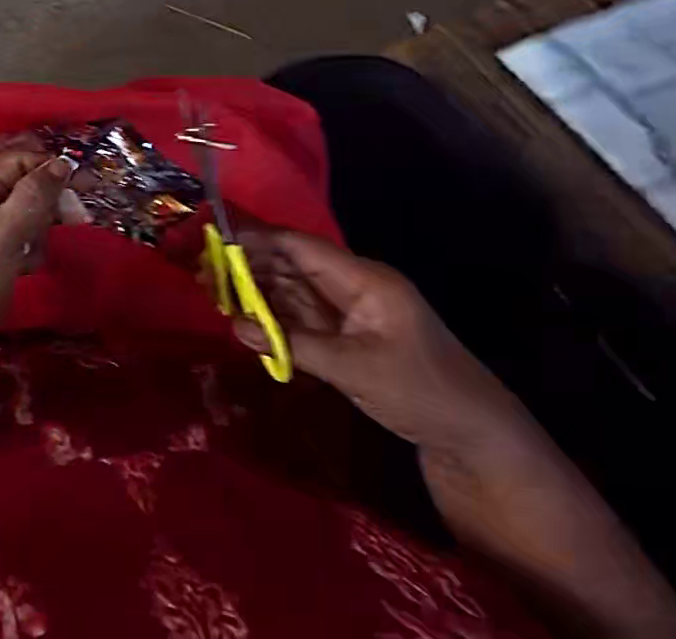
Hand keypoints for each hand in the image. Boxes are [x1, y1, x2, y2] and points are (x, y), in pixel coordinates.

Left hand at [0, 150, 74, 344]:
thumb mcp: (3, 232)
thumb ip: (33, 196)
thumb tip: (63, 163)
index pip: (20, 161)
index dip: (53, 170)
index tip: (87, 187)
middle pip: (30, 183)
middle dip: (48, 206)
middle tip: (71, 222)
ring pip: (34, 210)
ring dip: (40, 231)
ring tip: (27, 255)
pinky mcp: (1, 243)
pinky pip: (30, 233)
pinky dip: (33, 248)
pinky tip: (23, 267)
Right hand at [229, 229, 529, 452]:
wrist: (475, 438)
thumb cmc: (423, 392)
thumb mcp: (355, 369)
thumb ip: (291, 344)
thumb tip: (234, 326)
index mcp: (363, 280)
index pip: (299, 246)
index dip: (255, 239)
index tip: (211, 240)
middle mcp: (350, 285)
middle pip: (287, 262)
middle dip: (244, 262)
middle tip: (199, 270)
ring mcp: (344, 308)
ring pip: (286, 285)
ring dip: (249, 286)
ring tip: (209, 289)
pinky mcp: (339, 331)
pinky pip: (292, 311)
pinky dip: (264, 311)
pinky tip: (237, 313)